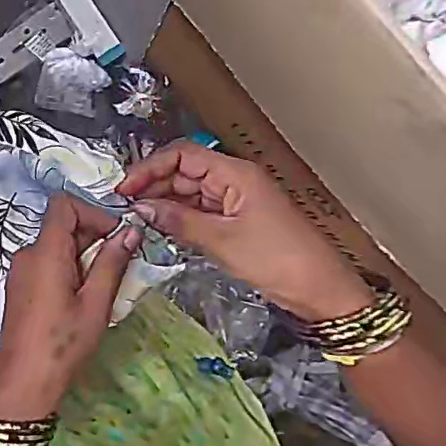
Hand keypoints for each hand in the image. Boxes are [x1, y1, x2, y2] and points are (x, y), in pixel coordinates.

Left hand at [0, 194, 141, 420]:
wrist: (24, 383)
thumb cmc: (63, 344)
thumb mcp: (96, 303)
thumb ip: (112, 263)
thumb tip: (130, 232)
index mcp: (44, 252)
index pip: (64, 204)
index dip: (93, 213)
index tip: (116, 237)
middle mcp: (27, 255)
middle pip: (62, 226)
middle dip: (94, 238)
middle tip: (119, 266)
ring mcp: (20, 272)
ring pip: (56, 246)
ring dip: (83, 256)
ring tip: (102, 288)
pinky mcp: (20, 288)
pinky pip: (47, 264)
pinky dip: (69, 270)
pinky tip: (82, 298)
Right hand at [117, 141, 372, 320]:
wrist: (320, 289)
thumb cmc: (277, 259)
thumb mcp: (222, 240)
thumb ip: (178, 220)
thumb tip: (141, 207)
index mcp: (235, 173)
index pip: (182, 156)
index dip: (149, 168)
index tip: (125, 190)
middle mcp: (234, 180)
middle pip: (183, 172)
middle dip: (152, 186)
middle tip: (125, 208)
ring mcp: (235, 200)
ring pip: (189, 192)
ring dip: (163, 203)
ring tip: (137, 220)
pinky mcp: (236, 220)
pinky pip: (200, 210)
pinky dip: (179, 217)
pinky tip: (161, 228)